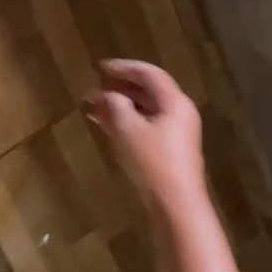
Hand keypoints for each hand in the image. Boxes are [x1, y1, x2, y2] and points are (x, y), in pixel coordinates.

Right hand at [84, 59, 204, 207]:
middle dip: (119, 88)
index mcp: (174, 102)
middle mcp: (178, 113)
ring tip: (93, 107)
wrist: (176, 204)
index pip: (149, 74)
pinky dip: (125, 121)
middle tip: (94, 88)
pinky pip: (144, 125)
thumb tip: (102, 95)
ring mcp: (175, 132)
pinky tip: (105, 125)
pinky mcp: (168, 150)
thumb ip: (114, 106)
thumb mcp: (128, 129)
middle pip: (148, 91)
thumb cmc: (153, 161)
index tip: (99, 68)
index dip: (123, 67)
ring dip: (120, 105)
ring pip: (145, 110)